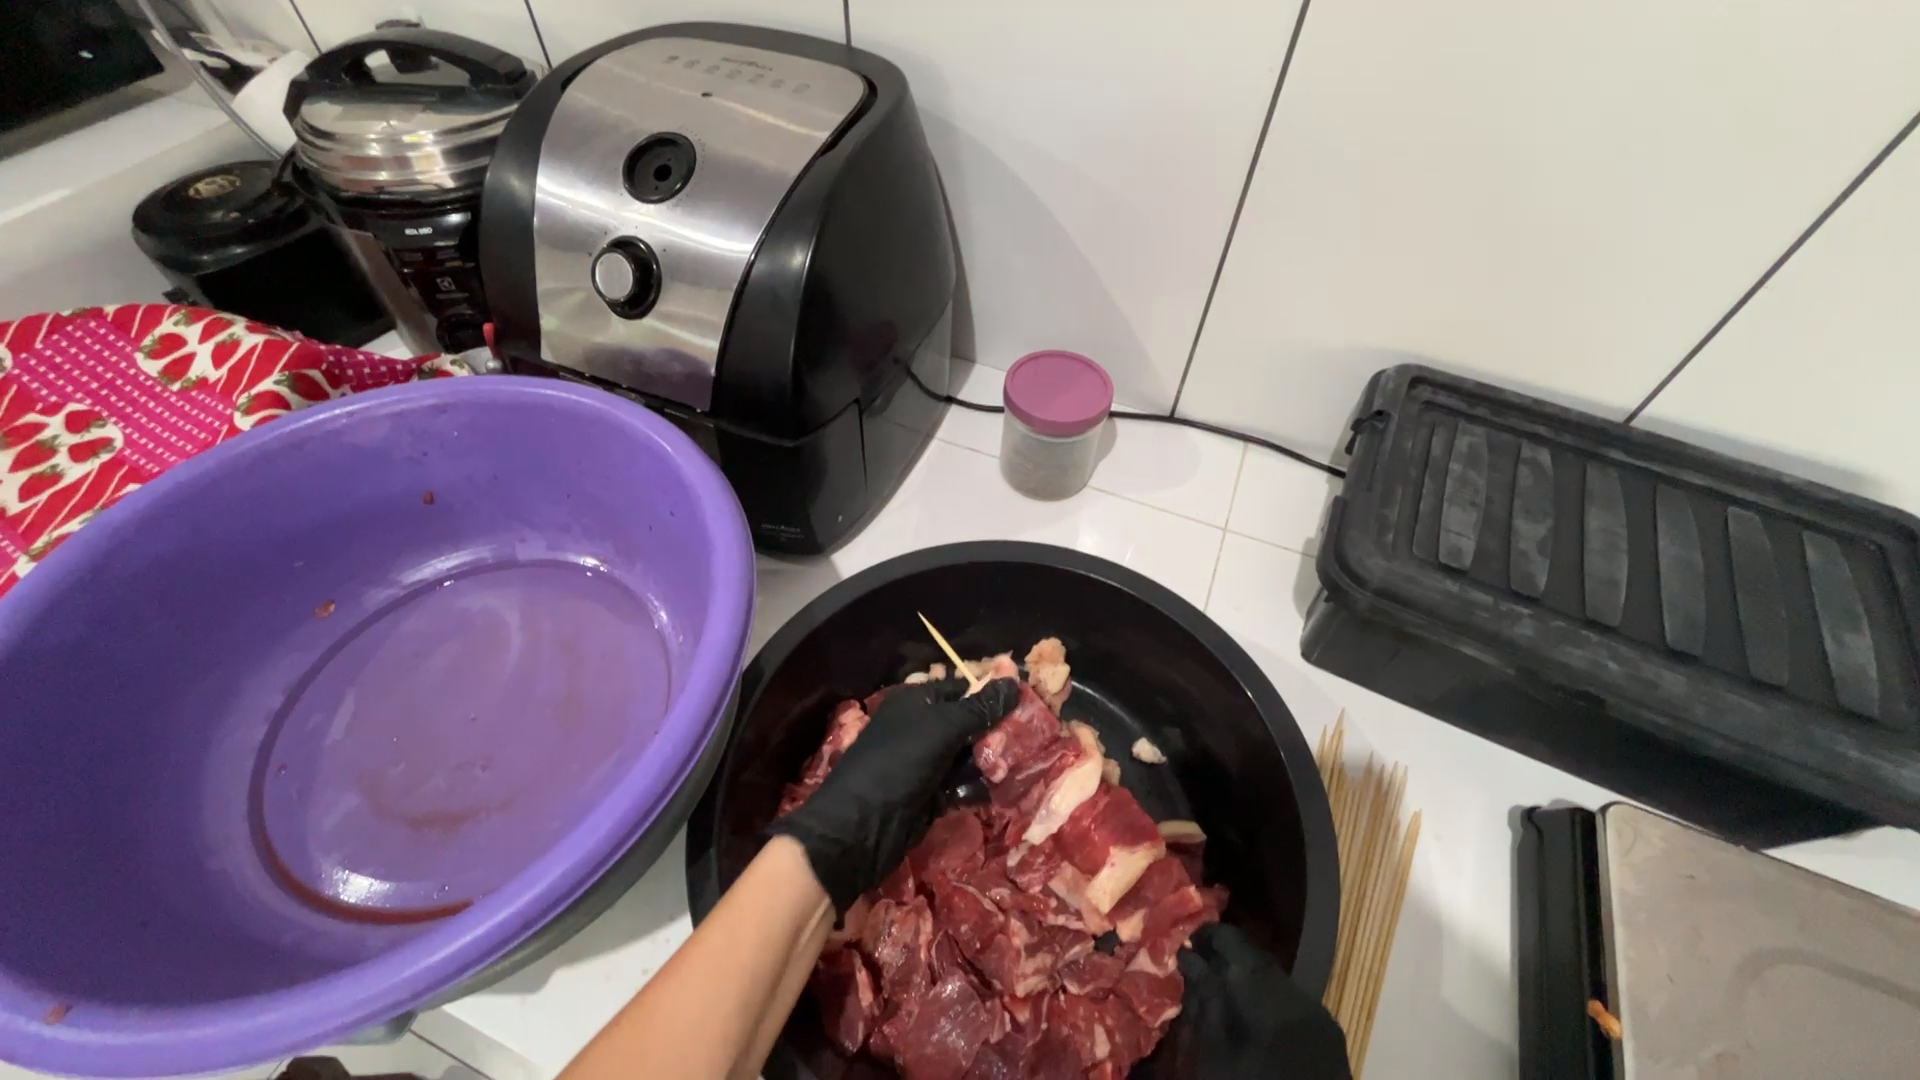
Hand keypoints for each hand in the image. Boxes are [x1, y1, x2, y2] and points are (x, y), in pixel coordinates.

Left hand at [767, 676, 1020, 911]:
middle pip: (968, 724)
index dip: (992, 695)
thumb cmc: (899, 762)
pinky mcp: (929, 795)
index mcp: (916, 702)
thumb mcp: (942, 728)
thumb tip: (1014, 682)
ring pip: (968, 756)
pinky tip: (1000, 792)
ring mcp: (924, 763)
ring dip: (992, 762)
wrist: (859, 827)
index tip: (1026, 704)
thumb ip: (980, 708)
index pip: (962, 689)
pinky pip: (961, 785)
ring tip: (1019, 768)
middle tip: (1029, 741)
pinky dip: (978, 788)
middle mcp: (920, 728)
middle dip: (996, 732)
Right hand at [1170, 924, 1351, 1079]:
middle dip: (1227, 960)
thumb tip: (1191, 958)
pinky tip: (1252, 1023)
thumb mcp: (1213, 1054)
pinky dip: (1269, 1003)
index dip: (1209, 937)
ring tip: (1222, 998)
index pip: (1234, 942)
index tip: (1187, 945)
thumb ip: (1205, 999)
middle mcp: (1298, 996)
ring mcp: (1319, 1017)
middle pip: (1257, 960)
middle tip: (1199, 971)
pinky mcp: (1330, 1038)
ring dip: (1248, 983)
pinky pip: (1292, 1003)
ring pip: (1276, 981)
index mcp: (1266, 995)